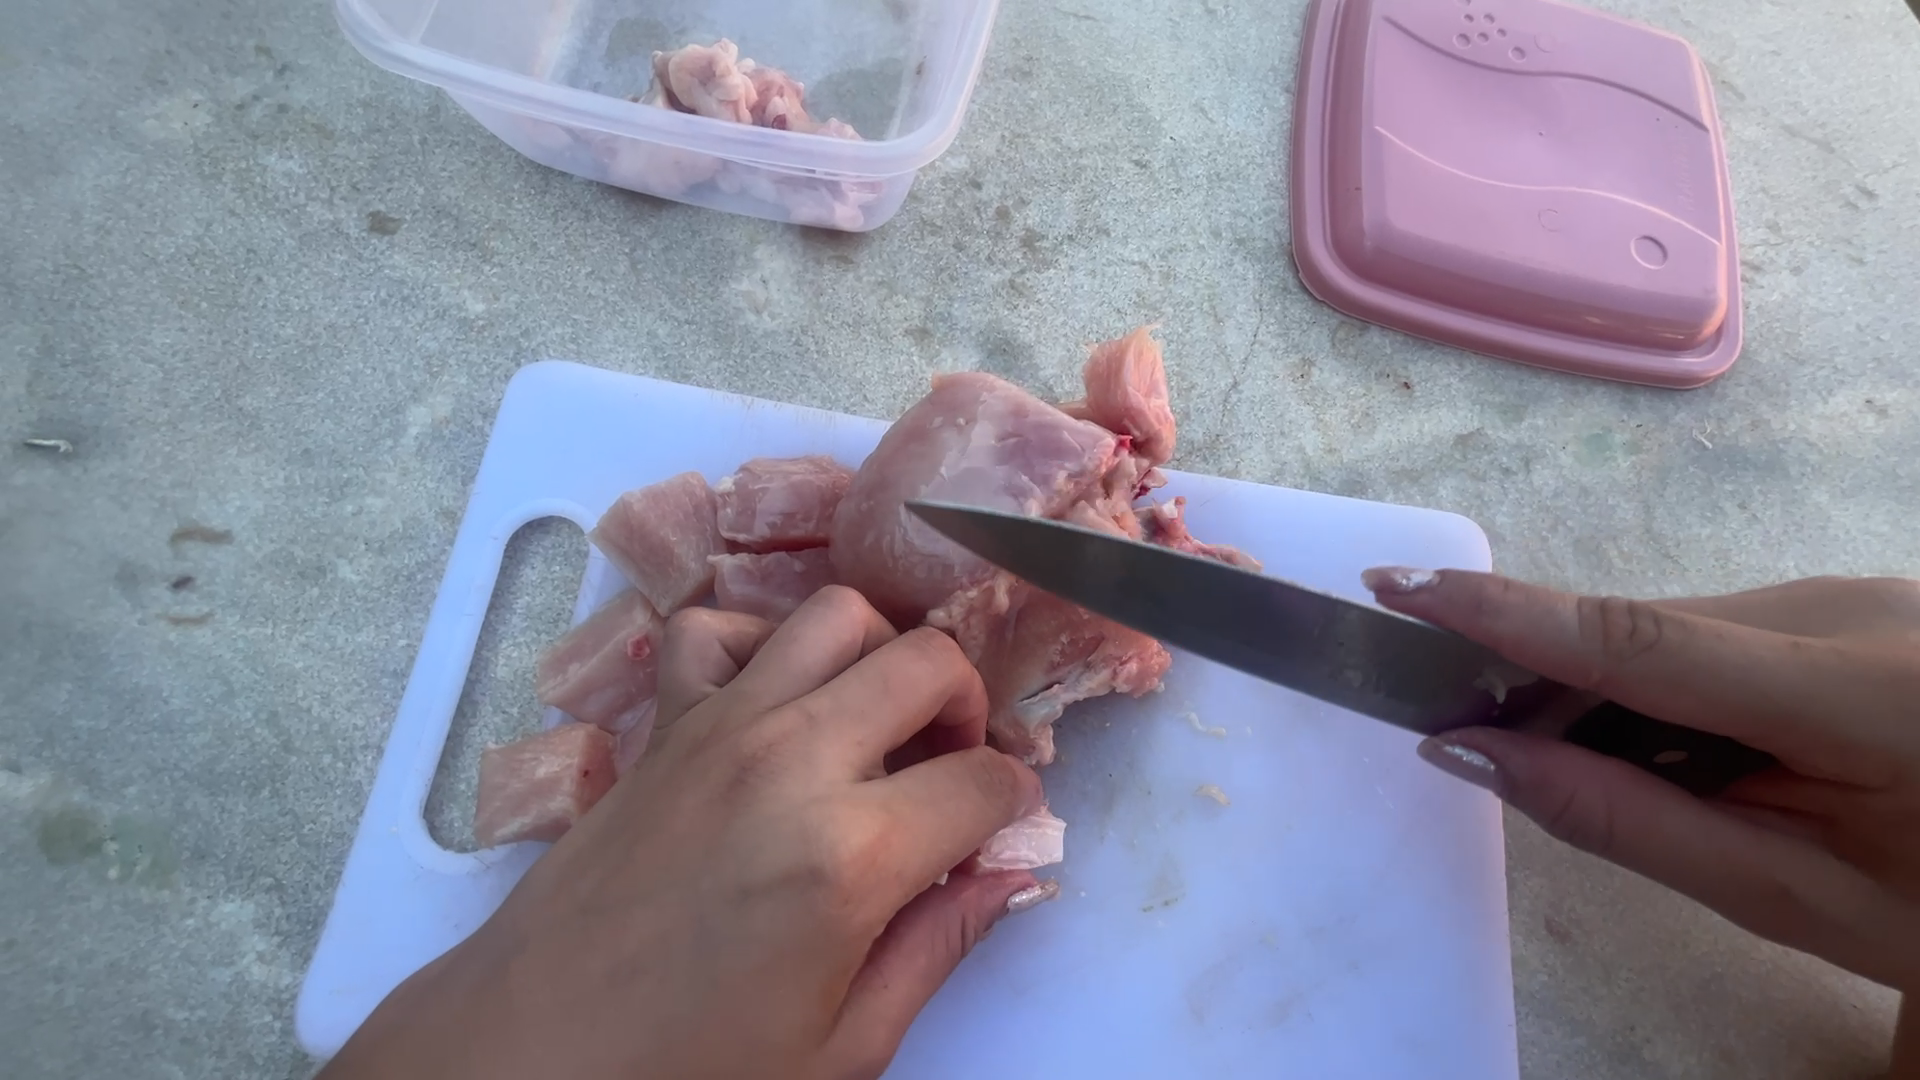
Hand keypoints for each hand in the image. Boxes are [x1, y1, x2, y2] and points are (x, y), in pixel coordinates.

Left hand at [323, 586, 1049, 1079]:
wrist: (524, 1058)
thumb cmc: (691, 1073)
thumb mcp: (845, 1048)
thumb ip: (942, 944)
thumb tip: (1011, 871)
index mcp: (850, 857)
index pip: (984, 782)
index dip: (1015, 796)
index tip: (1006, 815)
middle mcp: (793, 759)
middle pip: (928, 662)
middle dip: (969, 702)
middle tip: (952, 758)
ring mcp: (723, 724)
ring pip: (836, 615)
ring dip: (880, 653)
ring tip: (876, 714)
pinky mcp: (665, 719)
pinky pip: (716, 628)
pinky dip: (761, 643)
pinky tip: (776, 698)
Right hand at [1362, 569, 1919, 994]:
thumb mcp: (1790, 897)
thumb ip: (1616, 817)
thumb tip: (1462, 751)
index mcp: (1861, 696)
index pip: (1628, 639)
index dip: (1497, 611)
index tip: (1390, 585)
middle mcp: (1843, 613)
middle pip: (1632, 635)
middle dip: (1553, 687)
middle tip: (1507, 750)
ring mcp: (1845, 597)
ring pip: (1657, 630)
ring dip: (1611, 692)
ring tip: (1659, 775)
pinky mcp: (1837, 602)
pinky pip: (1696, 630)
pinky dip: (1659, 683)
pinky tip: (1707, 746)